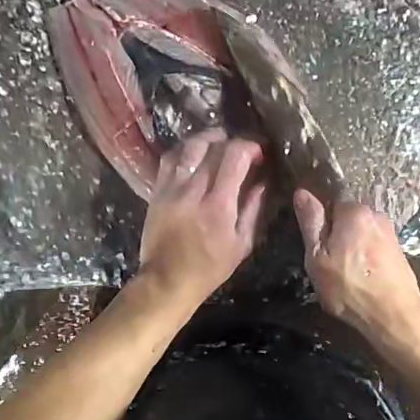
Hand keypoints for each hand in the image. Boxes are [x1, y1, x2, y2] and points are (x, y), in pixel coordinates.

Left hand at [138, 131, 266, 305]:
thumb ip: (252, 210)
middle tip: (242, 147)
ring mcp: (171, 189)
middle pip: (212, 147)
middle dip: (231, 140)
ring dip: (207, 139)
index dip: (250, 146)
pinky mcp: (157, 191)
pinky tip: (195, 154)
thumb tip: (262, 183)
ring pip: (188, 147)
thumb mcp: (241, 244)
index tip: (259, 151)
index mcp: (218, 206)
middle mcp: (193, 191)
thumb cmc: (210, 268)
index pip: (234, 157)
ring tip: (219, 143)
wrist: (167, 280)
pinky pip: (169, 158)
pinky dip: (185, 150)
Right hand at [292, 190, 419, 358]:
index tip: (319, 251)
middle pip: (348, 221)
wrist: (394, 315)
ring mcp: (391, 234)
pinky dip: (368, 260)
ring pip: (362, 236)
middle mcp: (376, 215)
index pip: (330, 206)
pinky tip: (365, 280)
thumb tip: (302, 192)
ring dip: (354, 250)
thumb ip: (310, 223)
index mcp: (354, 211)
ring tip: (349, 277)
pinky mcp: (400, 251)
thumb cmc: (349, 288)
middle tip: (332, 267)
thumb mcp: (318, 258)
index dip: (322, 228)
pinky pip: (375, 248)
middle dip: (339, 238)